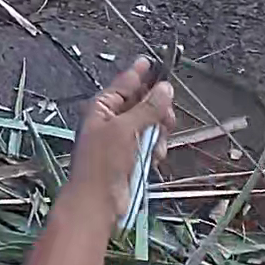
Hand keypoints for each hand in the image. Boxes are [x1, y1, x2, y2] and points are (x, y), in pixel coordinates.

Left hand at [67, 57, 174, 224]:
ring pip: (150, 123)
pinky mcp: (130, 155)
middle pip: (142, 103)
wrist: (97, 203)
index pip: (125, 82)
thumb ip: (148, 108)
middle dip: (156, 109)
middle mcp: (111, 119)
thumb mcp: (126, 129)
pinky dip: (154, 148)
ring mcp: (121, 138)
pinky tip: (154, 157)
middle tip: (167, 115)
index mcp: (102, 107)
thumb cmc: (103, 163)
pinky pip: (150, 143)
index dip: (140, 72)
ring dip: (157, 133)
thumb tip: (165, 88)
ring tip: (156, 144)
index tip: (154, 61)